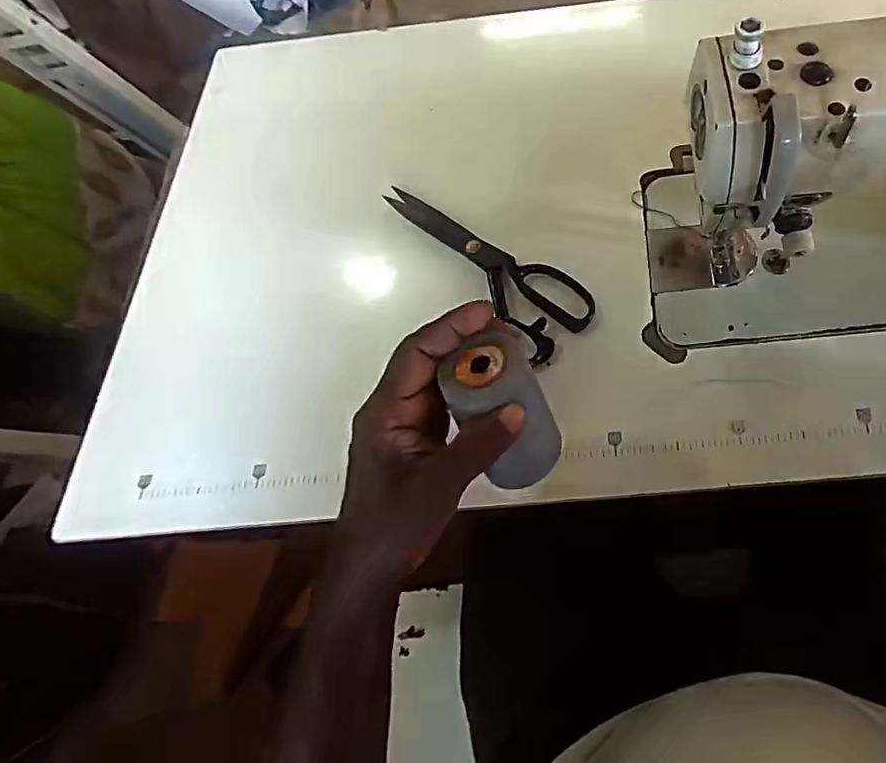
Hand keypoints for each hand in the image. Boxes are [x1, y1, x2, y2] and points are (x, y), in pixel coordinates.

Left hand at [328, 300, 524, 590]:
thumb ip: (478, 445)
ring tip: (508, 354)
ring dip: (472, 363)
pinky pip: (448, 401)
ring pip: (440, 378)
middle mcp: (394, 409)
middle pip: (429, 359)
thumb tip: (516, 410)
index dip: (450, 328)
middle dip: (466, 340)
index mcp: (385, 412)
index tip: (484, 314)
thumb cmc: (390, 528)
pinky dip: (473, 390)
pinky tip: (497, 390)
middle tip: (506, 332)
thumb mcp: (438, 485)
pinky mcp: (421, 438)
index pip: (417, 354)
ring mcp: (407, 423)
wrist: (369, 570)